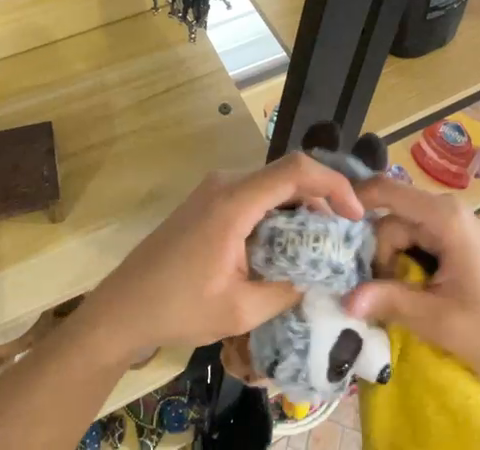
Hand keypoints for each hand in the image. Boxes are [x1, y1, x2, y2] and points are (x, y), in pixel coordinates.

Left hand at [77, 153, 365, 361]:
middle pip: (286, 175)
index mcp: (234, 202)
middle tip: (344, 238)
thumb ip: (287, 288)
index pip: (295, 170)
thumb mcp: (241, 310)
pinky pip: (254, 198)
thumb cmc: (178, 308)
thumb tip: (320, 277)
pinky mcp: (209, 203)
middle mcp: (225, 184)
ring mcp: (214, 191)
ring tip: (321, 248)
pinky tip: (288, 248)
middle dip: (322, 200)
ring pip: (272, 186)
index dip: (333, 184)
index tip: (356, 215)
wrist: (123, 308)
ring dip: (300, 210)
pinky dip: (279, 216)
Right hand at [344, 175, 479, 377]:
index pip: (387, 190)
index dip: (354, 201)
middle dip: (377, 255)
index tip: (329, 227)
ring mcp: (450, 223)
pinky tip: (407, 290)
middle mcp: (445, 211)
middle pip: (390, 220)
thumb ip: (389, 301)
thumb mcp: (436, 319)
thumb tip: (344, 299)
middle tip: (378, 295)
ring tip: (395, 298)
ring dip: (390, 262)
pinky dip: (403, 262)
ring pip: (399, 231)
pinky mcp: (452, 238)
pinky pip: (413, 240)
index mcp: (444, 218)